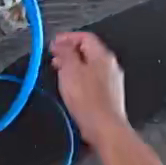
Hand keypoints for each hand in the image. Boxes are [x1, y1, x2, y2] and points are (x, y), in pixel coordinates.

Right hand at [49, 31, 132, 148]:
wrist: (104, 127)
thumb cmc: (89, 100)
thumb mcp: (70, 70)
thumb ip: (65, 53)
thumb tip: (60, 44)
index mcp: (102, 56)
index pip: (85, 37)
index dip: (67, 37)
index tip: (54, 43)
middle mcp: (110, 65)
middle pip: (88, 50)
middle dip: (69, 51)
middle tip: (54, 57)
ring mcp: (111, 80)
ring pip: (90, 65)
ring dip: (73, 65)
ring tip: (59, 71)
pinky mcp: (109, 94)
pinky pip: (92, 79)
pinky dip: (80, 77)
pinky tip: (71, 87)